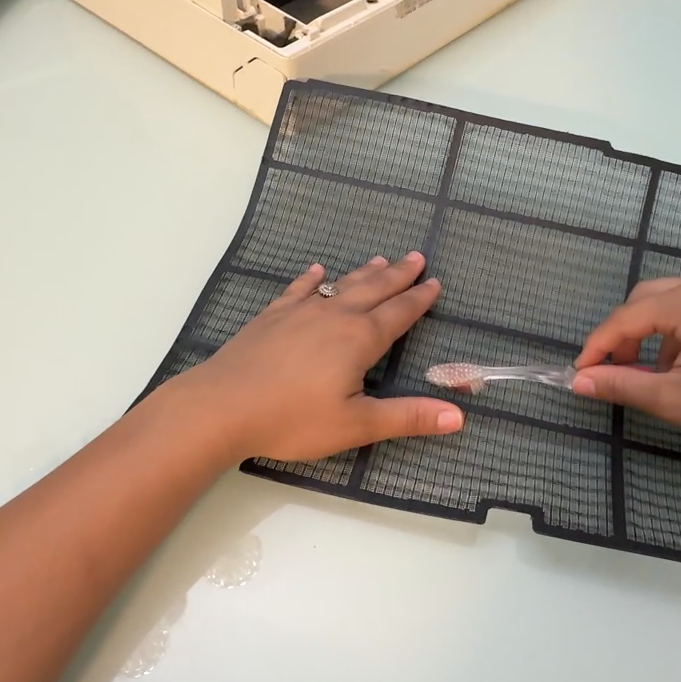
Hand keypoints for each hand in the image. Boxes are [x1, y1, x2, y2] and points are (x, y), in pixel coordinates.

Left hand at [158, 253, 464, 463]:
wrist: (221, 406)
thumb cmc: (292, 419)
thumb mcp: (357, 424)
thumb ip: (407, 417)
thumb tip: (459, 416)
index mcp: (359, 339)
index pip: (399, 314)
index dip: (419, 299)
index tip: (435, 283)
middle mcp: (334, 316)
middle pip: (374, 289)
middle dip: (398, 275)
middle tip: (417, 257)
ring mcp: (300, 312)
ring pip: (340, 285)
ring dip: (364, 273)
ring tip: (381, 259)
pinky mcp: (272, 317)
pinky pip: (299, 289)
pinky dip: (311, 278)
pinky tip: (317, 269)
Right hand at [572, 274, 680, 459]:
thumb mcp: (674, 399)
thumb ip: (622, 384)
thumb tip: (578, 381)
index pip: (625, 317)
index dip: (597, 346)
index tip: (578, 373)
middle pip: (644, 300)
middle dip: (622, 336)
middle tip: (612, 372)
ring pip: (666, 303)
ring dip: (647, 335)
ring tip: (647, 374)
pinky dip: (672, 333)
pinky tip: (678, 366)